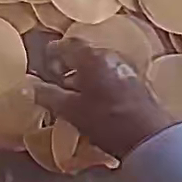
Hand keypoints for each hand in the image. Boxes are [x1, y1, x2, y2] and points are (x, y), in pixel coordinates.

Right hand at [30, 37, 174, 158]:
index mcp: (92, 57)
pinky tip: (95, 104)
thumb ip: (48, 96)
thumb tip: (31, 87)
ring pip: (98, 66)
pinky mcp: (137, 82)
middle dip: (68, 66)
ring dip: (84, 76)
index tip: (45, 67)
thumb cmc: (106, 120)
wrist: (150, 137)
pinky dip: (98, 83)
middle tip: (57, 83)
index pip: (66, 45)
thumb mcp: (71, 110)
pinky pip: (111, 75)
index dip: (52, 54)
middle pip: (84, 54)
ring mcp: (126, 68)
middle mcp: (110, 56)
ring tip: (74, 97)